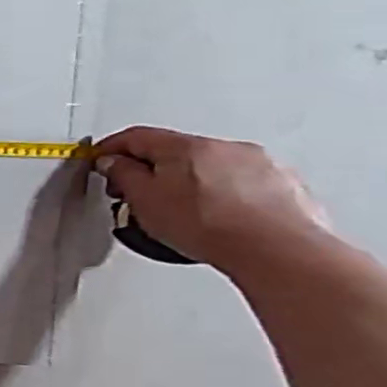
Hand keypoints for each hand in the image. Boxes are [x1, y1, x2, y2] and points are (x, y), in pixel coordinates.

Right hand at [92, 126, 333, 274]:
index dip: (110, 148)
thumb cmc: (210, 224)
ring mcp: (261, 166)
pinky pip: (240, 184)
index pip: (136, 137)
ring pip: (209, 168)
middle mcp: (227, 148)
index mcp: (187, 146)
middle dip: (151, 170)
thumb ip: (122, 174)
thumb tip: (116, 164)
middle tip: (135, 194)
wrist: (275, 250)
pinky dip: (222, 196)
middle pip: (174, 151)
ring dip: (188, 184)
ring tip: (179, 213)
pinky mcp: (285, 186)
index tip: (101, 160)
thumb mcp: (141, 198)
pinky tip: (214, 219)